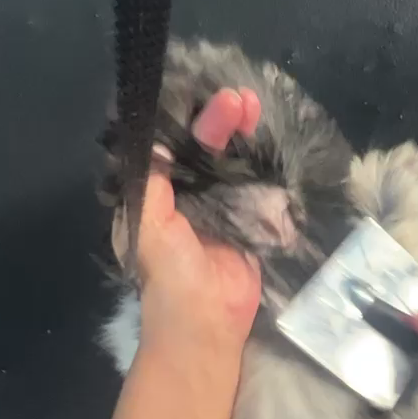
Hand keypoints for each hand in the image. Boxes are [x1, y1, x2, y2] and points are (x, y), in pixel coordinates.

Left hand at [122, 87, 265, 356]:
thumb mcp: (148, 225)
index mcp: (157, 195)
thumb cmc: (169, 277)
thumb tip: (159, 142)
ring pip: (231, 163)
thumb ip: (151, 183)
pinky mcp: (249, 225)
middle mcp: (188, 198)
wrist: (207, 322)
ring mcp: (221, 210)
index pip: (170, 147)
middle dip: (219, 122)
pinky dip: (263, 166)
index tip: (200, 96)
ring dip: (243, 136)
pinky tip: (269, 143)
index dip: (184, 121)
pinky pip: (255, 189)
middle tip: (238, 98)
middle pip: (204, 149)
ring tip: (253, 107)